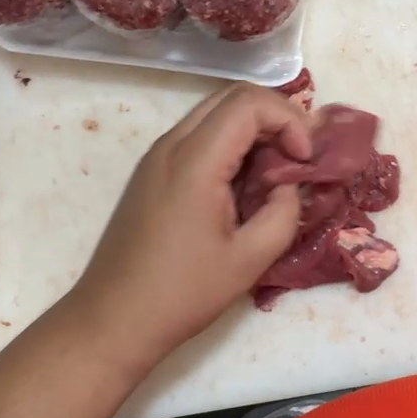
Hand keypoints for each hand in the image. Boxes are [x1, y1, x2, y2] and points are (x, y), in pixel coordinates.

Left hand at [61, 84, 310, 372]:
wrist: (111, 321)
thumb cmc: (181, 294)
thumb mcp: (249, 260)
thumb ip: (283, 213)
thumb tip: (291, 186)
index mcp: (194, 161)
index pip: (249, 103)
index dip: (289, 120)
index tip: (304, 160)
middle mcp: (171, 145)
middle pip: (232, 96)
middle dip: (276, 117)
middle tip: (300, 156)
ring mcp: (157, 157)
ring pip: (215, 113)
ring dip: (253, 130)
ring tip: (278, 172)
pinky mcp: (152, 172)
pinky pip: (199, 136)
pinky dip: (231, 144)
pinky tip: (245, 185)